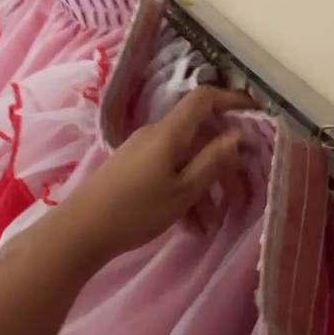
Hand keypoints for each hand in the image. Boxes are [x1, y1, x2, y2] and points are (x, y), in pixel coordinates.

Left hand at [43, 86, 254, 266]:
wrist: (76, 235)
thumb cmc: (135, 210)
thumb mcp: (183, 190)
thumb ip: (213, 161)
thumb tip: (238, 135)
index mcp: (169, 133)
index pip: (204, 99)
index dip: (232, 99)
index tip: (257, 112)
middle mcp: (156, 136)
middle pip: (199, 136)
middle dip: (222, 162)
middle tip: (240, 189)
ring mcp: (142, 153)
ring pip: (185, 160)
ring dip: (204, 187)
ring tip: (211, 224)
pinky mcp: (133, 171)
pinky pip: (169, 173)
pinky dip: (185, 193)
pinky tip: (191, 226)